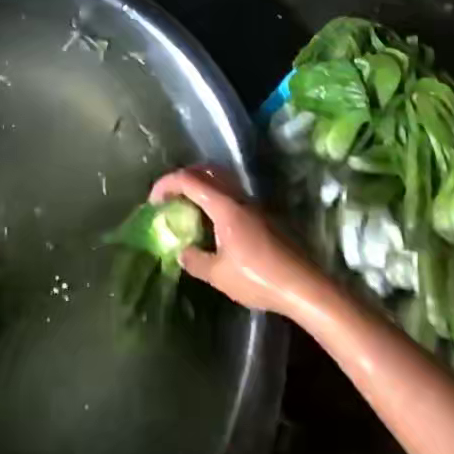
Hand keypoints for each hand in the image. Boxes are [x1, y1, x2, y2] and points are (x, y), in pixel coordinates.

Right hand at [149, 166, 329, 320]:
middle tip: (169, 198)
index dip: (167, 183)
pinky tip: (211, 221)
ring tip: (187, 207)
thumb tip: (182, 250)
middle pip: (207, 171)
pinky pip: (231, 193)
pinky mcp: (261, 214)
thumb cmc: (257, 277)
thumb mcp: (218, 274)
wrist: (300, 282)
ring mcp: (252, 203)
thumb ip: (195, 260)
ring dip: (201, 185)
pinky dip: (214, 196)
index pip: (190, 180)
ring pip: (221, 180)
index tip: (153, 199)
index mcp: (225, 206)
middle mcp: (238, 197)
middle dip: (184, 178)